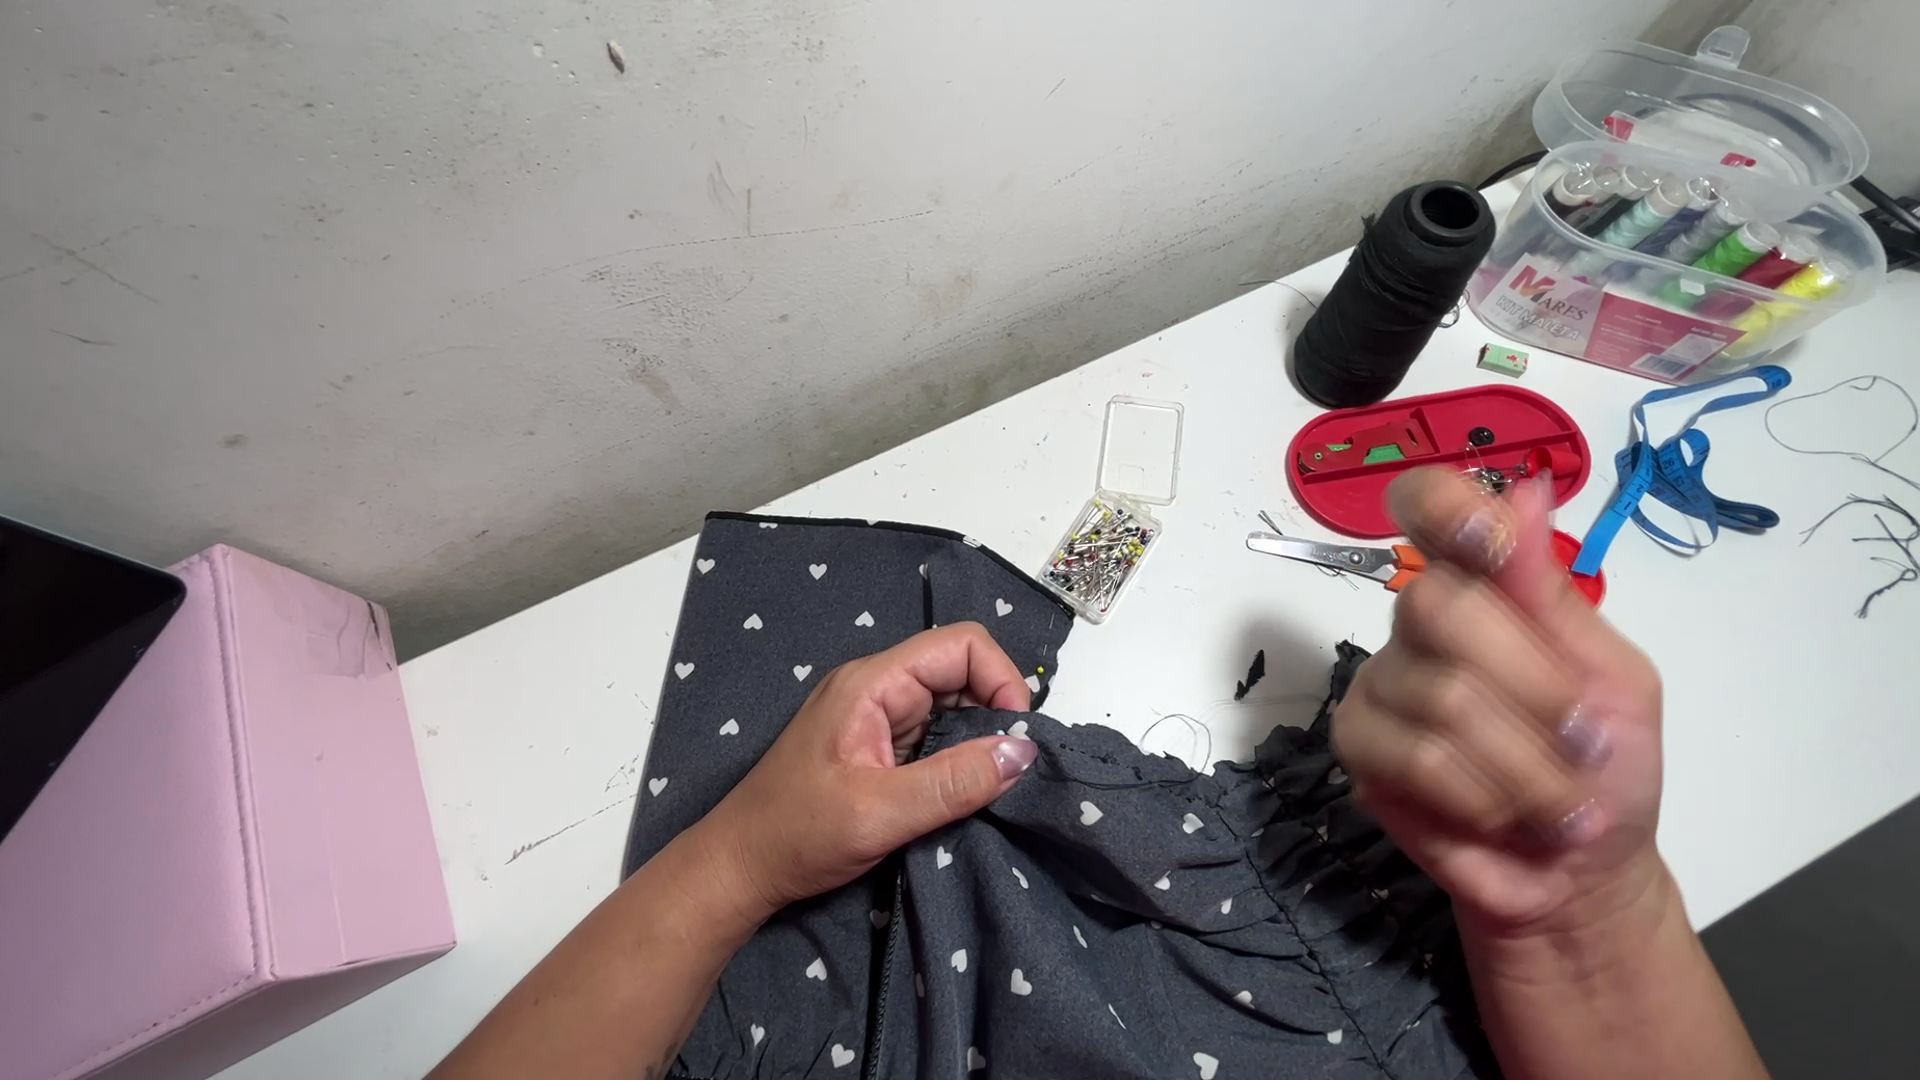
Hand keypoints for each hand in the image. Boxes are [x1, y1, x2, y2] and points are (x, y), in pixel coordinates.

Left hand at [688, 622, 1038, 927]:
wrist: (738, 868)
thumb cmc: (796, 834)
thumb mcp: (878, 813)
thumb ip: (953, 782)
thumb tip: (1024, 752)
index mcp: (873, 682)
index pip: (959, 645)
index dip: (1000, 679)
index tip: (1017, 737)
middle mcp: (880, 687)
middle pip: (961, 671)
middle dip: (995, 713)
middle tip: (1012, 769)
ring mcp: (880, 716)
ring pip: (954, 705)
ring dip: (980, 740)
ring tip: (993, 784)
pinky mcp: (882, 745)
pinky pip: (938, 734)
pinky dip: (961, 758)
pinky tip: (967, 790)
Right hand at [1331, 468, 1664, 935]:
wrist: (1578, 869)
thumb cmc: (1604, 764)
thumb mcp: (1613, 676)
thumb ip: (1552, 596)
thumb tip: (1525, 488)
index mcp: (1483, 589)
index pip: (1427, 506)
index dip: (1440, 504)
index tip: (1486, 538)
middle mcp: (1417, 622)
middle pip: (1434, 605)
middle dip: (1533, 686)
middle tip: (1579, 739)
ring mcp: (1378, 680)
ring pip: (1440, 697)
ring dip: (1526, 765)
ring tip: (1552, 800)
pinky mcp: (1354, 738)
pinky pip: (1414, 755)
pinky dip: (1480, 796)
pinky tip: (1496, 811)